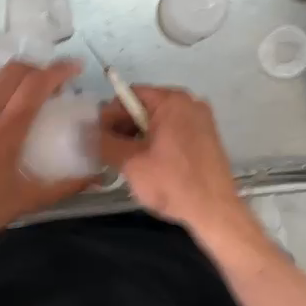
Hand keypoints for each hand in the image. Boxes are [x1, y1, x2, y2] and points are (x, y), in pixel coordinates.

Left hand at [0, 61, 96, 247]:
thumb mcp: (26, 202)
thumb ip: (63, 186)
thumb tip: (95, 176)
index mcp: (5, 130)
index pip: (35, 84)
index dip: (58, 70)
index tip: (75, 68)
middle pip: (14, 71)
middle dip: (38, 69)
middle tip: (53, 83)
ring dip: (14, 81)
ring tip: (25, 97)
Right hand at [97, 86, 248, 231]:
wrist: (215, 211)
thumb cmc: (172, 183)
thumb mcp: (131, 162)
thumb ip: (105, 142)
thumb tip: (90, 132)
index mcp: (172, 101)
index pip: (130, 95)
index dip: (110, 114)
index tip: (99, 138)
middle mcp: (190, 103)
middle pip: (145, 106)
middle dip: (124, 127)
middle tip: (110, 152)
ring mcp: (201, 120)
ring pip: (159, 121)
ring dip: (139, 137)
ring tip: (127, 162)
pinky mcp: (206, 138)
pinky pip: (174, 132)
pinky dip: (157, 143)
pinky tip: (149, 165)